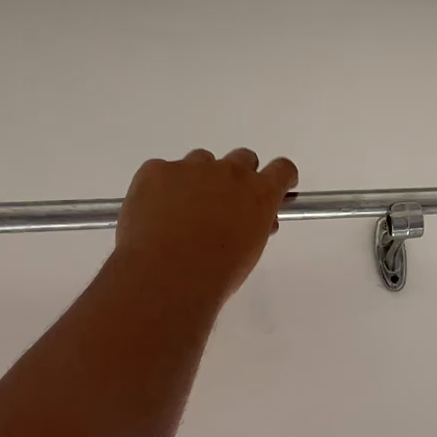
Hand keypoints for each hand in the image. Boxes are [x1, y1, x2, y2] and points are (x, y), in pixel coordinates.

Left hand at [109, 148, 297, 308]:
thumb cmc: (214, 274)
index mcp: (260, 193)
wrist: (165, 277)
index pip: (282, 169)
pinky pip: (161, 171)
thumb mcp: (249, 252)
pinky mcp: (156, 171)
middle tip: (225, 202)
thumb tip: (249, 222)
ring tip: (183, 211)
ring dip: (198, 179)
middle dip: (237, 176)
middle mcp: (230, 172)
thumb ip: (254, 226)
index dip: (280, 176)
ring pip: (200, 161)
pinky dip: (160, 187)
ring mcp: (191, 167)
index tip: (276, 183)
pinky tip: (154, 213)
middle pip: (242, 158)